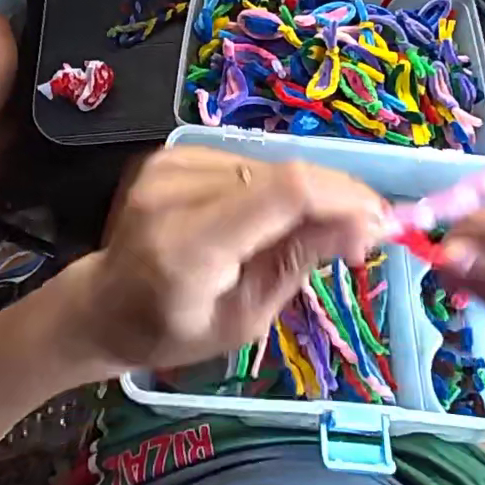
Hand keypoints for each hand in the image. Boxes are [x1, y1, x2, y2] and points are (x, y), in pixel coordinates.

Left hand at [54, 148, 384, 375]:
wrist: (103, 304)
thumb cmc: (173, 330)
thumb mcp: (245, 318)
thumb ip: (300, 261)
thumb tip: (366, 223)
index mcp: (189, 245)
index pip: (282, 193)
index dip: (343, 196)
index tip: (382, 221)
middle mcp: (175, 190)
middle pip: (280, 172)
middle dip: (336, 196)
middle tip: (366, 229)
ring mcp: (169, 164)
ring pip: (268, 165)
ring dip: (307, 192)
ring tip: (317, 228)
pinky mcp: (171, 154)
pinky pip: (244, 163)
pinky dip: (273, 186)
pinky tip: (270, 215)